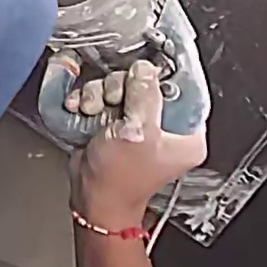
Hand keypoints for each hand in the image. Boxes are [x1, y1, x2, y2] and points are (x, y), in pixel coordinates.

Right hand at [68, 58, 207, 230]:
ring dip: (100, 93)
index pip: (183, 91)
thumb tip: (146, 69)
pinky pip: (102, 98)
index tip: (143, 70)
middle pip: (145, 85)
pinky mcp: (113, 124)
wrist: (92, 197)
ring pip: (119, 89)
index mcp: (185, 134)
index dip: (162, 77)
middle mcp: (163, 127)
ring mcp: (136, 124)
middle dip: (122, 88)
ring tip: (92, 109)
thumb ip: (145, 96)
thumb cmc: (121, 177)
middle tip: (113, 101)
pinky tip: (81, 108)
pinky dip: (89, 100)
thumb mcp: (139, 133)